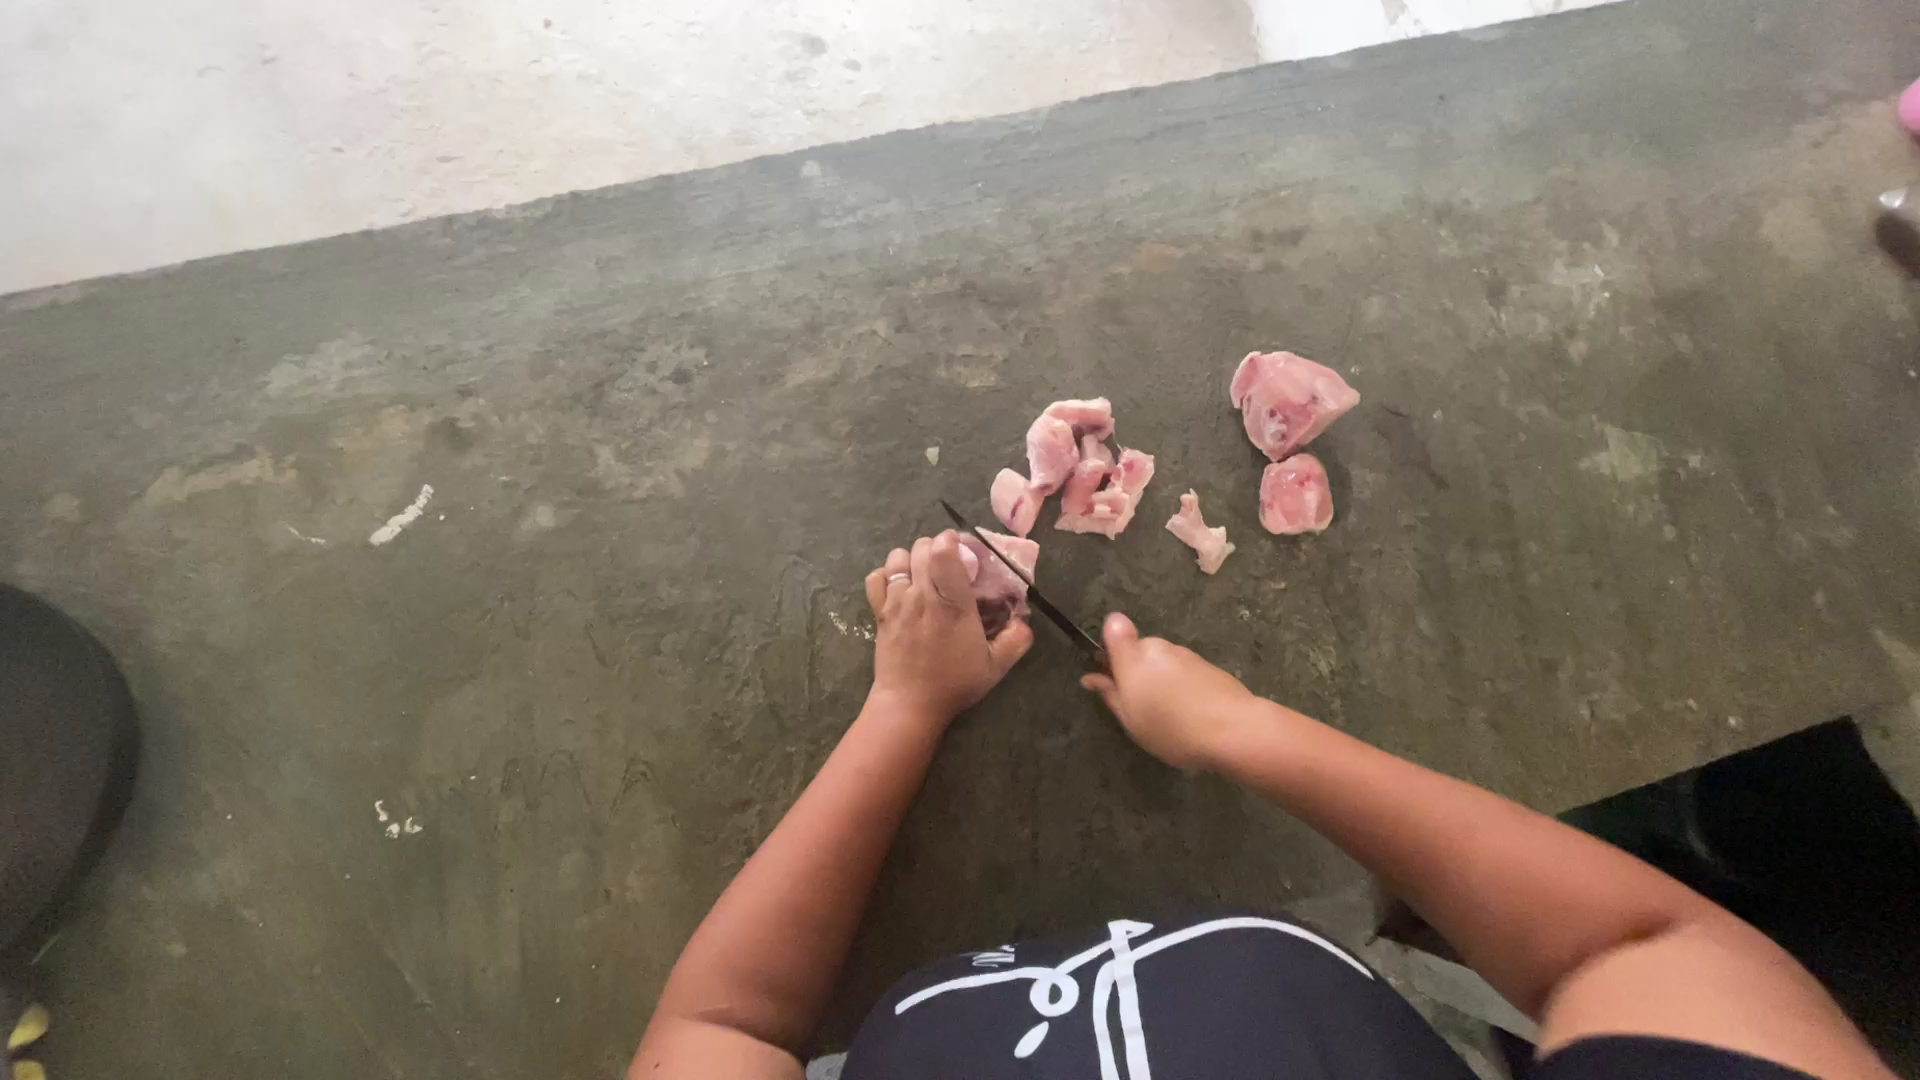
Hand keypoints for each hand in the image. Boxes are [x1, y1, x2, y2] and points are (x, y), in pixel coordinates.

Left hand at [864, 531, 1033, 723]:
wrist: (910, 704)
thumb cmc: (955, 683)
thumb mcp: (996, 666)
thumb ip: (1016, 639)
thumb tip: (1024, 619)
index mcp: (953, 604)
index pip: (944, 552)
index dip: (951, 540)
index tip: (960, 548)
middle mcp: (922, 596)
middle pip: (921, 548)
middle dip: (935, 548)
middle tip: (947, 564)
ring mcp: (896, 602)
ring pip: (898, 557)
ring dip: (911, 558)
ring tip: (922, 573)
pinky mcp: (879, 612)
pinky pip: (876, 577)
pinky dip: (887, 574)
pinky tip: (899, 585)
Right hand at [1080, 613, 1260, 769]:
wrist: (1234, 730)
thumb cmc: (1172, 729)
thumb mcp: (1131, 720)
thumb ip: (1110, 693)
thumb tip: (1089, 677)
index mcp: (1133, 658)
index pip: (1114, 628)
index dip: (1111, 646)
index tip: (1113, 674)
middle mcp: (1158, 647)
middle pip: (1139, 650)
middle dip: (1138, 671)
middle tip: (1144, 707)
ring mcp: (1185, 654)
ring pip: (1163, 662)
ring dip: (1162, 680)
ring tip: (1173, 715)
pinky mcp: (1207, 664)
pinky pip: (1184, 671)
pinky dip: (1182, 685)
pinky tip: (1193, 712)